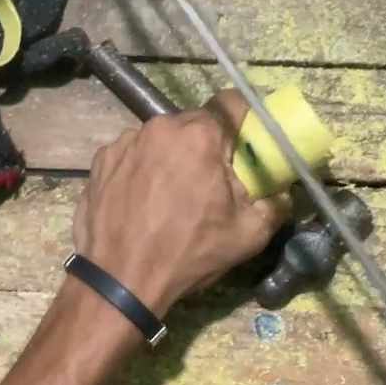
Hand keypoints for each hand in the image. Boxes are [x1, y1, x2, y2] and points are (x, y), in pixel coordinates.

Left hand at [73, 90, 291, 315]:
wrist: (121, 280)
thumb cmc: (188, 253)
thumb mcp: (248, 234)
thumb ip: (275, 203)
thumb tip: (284, 191)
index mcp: (200, 136)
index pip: (232, 104)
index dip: (243, 124)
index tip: (243, 149)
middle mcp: (160, 127)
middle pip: (195, 124)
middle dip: (206, 146)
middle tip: (208, 183)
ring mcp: (126, 141)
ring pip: (162, 138)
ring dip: (172, 157)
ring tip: (169, 196)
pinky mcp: (101, 160)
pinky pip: (133, 153)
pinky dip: (142, 168)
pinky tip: (141, 200)